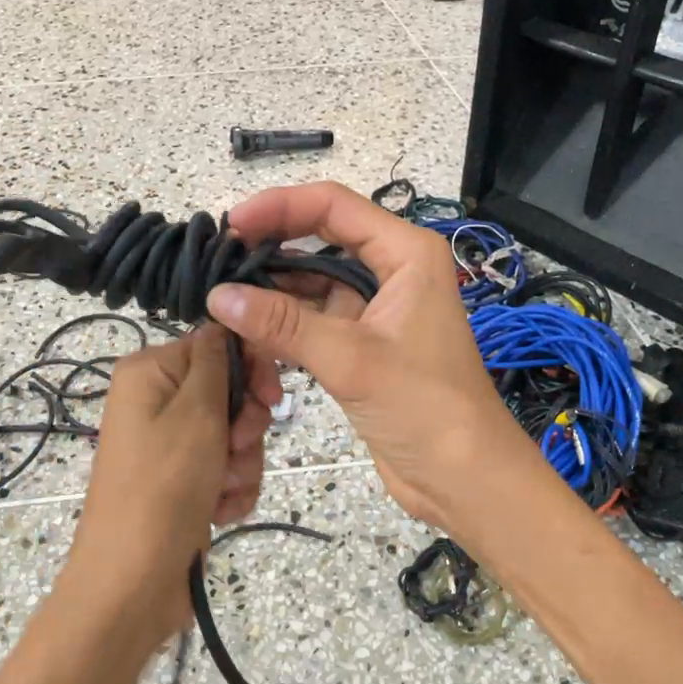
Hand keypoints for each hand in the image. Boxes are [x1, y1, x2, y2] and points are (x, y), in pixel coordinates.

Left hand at [0, 328, 275, 683]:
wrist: (131, 585)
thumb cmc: (163, 486)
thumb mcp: (195, 412)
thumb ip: (216, 361)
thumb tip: (221, 320)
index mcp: (150, 372)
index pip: (215, 343)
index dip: (250, 367)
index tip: (271, 396)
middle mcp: (157, 401)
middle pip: (230, 390)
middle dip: (245, 424)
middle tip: (235, 447)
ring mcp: (170, 444)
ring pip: (235, 433)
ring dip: (242, 463)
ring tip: (222, 489)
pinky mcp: (184, 481)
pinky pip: (227, 468)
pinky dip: (231, 488)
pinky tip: (218, 511)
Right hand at [205, 182, 537, 529]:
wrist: (465, 478)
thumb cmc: (424, 407)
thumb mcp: (350, 359)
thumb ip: (283, 324)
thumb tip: (218, 296)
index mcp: (405, 252)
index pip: (333, 205)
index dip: (279, 206)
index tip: (232, 223)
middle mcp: (392, 268)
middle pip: (320, 236)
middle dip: (270, 245)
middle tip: (217, 260)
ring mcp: (376, 304)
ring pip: (313, 278)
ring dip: (272, 289)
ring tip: (220, 295)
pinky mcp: (363, 339)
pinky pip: (314, 315)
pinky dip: (283, 322)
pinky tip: (246, 331)